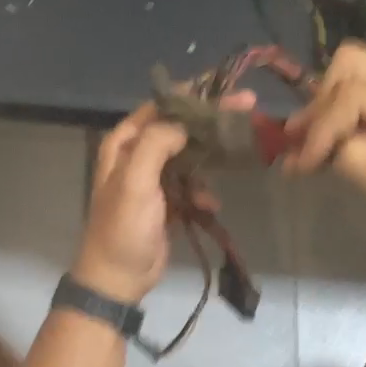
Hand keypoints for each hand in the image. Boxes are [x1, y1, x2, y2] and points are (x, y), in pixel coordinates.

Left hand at [73, 91, 255, 304]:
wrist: (118, 278)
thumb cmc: (123, 227)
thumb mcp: (135, 181)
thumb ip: (156, 144)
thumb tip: (183, 123)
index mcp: (124, 142)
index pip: (160, 105)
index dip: (191, 94)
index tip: (223, 88)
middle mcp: (137, 154)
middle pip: (179, 126)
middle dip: (210, 121)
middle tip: (246, 108)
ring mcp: (153, 178)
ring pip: (189, 155)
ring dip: (209, 159)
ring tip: (235, 156)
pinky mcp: (167, 201)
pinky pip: (191, 185)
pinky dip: (202, 192)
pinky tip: (209, 204)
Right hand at [283, 42, 365, 272]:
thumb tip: (318, 147)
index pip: (355, 95)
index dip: (320, 126)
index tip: (300, 166)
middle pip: (352, 65)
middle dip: (320, 102)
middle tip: (302, 147)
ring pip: (358, 76)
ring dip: (328, 106)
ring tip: (310, 150)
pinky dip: (344, 117)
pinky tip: (333, 151)